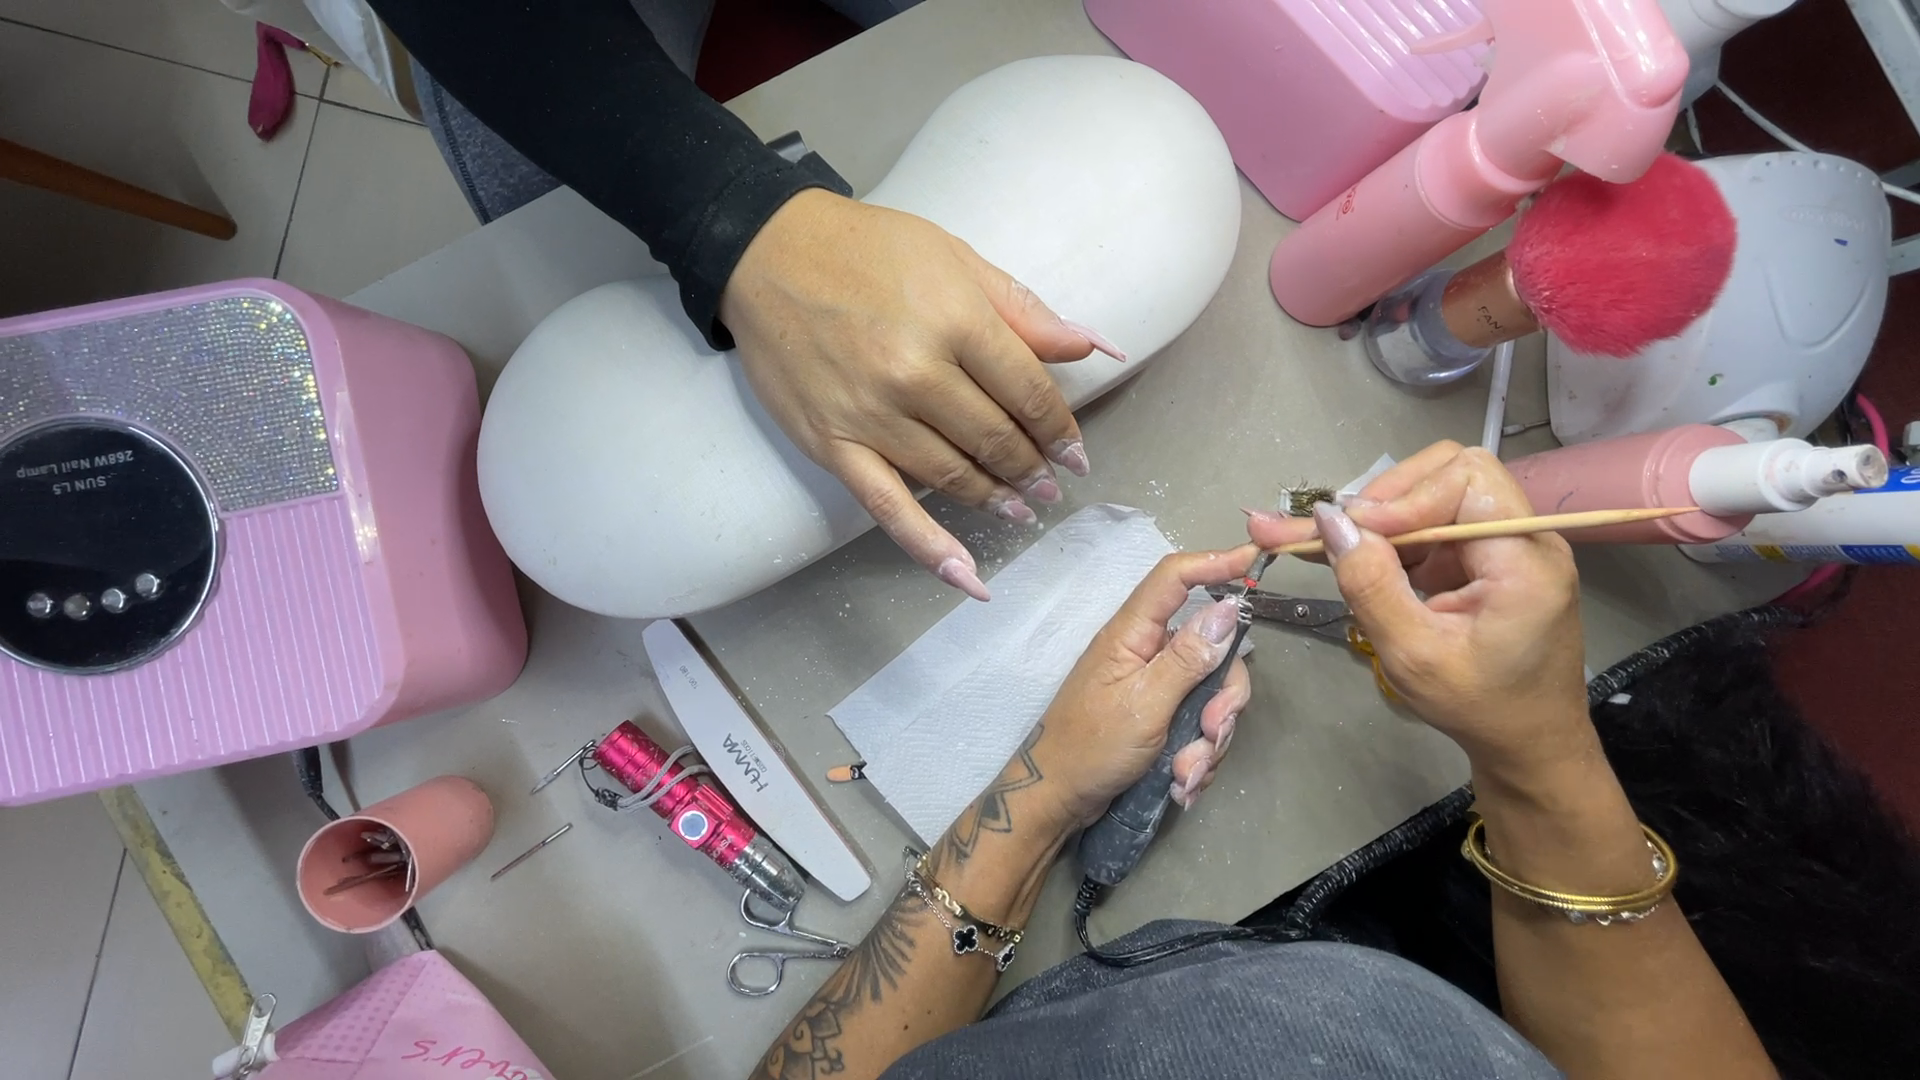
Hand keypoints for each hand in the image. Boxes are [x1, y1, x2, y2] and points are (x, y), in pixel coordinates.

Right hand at [720, 190, 1122, 600]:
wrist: (768, 255)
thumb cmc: (868, 250)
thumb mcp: (957, 259)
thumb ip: (1026, 310)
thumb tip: (1097, 346)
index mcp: (956, 321)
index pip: (1029, 394)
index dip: (1060, 431)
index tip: (1076, 454)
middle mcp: (917, 374)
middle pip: (995, 440)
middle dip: (1033, 468)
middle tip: (1050, 485)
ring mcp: (872, 416)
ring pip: (952, 476)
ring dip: (995, 499)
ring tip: (1020, 509)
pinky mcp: (835, 446)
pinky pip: (888, 507)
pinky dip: (928, 545)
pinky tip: (965, 575)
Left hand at [1024, 548, 1257, 832]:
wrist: (1059, 797)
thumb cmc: (1091, 746)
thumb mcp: (1145, 704)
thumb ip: (1188, 658)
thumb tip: (1227, 608)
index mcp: (1132, 634)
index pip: (1173, 578)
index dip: (1214, 562)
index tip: (1255, 559)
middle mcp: (1145, 651)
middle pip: (1211, 650)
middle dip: (1221, 700)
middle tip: (1210, 734)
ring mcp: (1153, 684)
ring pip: (1210, 694)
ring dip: (1207, 741)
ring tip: (1187, 774)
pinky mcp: (1159, 714)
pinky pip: (1197, 723)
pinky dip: (1197, 756)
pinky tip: (1181, 783)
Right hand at [1245, 442, 1589, 776]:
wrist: (1526, 741)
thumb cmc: (1476, 705)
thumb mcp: (1412, 653)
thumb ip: (1369, 583)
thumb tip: (1327, 520)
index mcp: (1524, 559)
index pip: (1463, 480)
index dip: (1400, 498)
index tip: (1348, 532)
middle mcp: (1522, 536)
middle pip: (1448, 471)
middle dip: (1384, 497)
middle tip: (1334, 532)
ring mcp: (1501, 543)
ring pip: (1431, 492)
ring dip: (1376, 516)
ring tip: (1324, 543)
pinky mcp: (1479, 556)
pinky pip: (1426, 522)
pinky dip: (1384, 535)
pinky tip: (1348, 554)